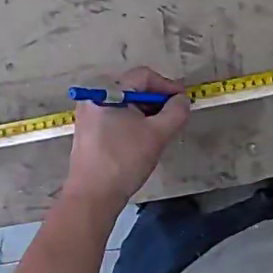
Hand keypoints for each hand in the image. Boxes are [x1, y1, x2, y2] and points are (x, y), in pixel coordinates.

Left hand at [64, 67, 191, 207]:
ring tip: (163, 129)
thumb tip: (182, 100)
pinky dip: (133, 122)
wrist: (92, 195)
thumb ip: (175, 112)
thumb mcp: (157, 134)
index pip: (144, 76)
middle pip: (133, 88)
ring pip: (125, 104)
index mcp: (107, 91)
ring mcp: (88, 115)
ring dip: (147, 113)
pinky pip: (116, 117)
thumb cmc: (124, 160)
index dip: (167, 86)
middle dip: (158, 100)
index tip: (184, 101)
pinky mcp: (88, 131)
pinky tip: (144, 139)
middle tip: (175, 116)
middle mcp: (94, 97)